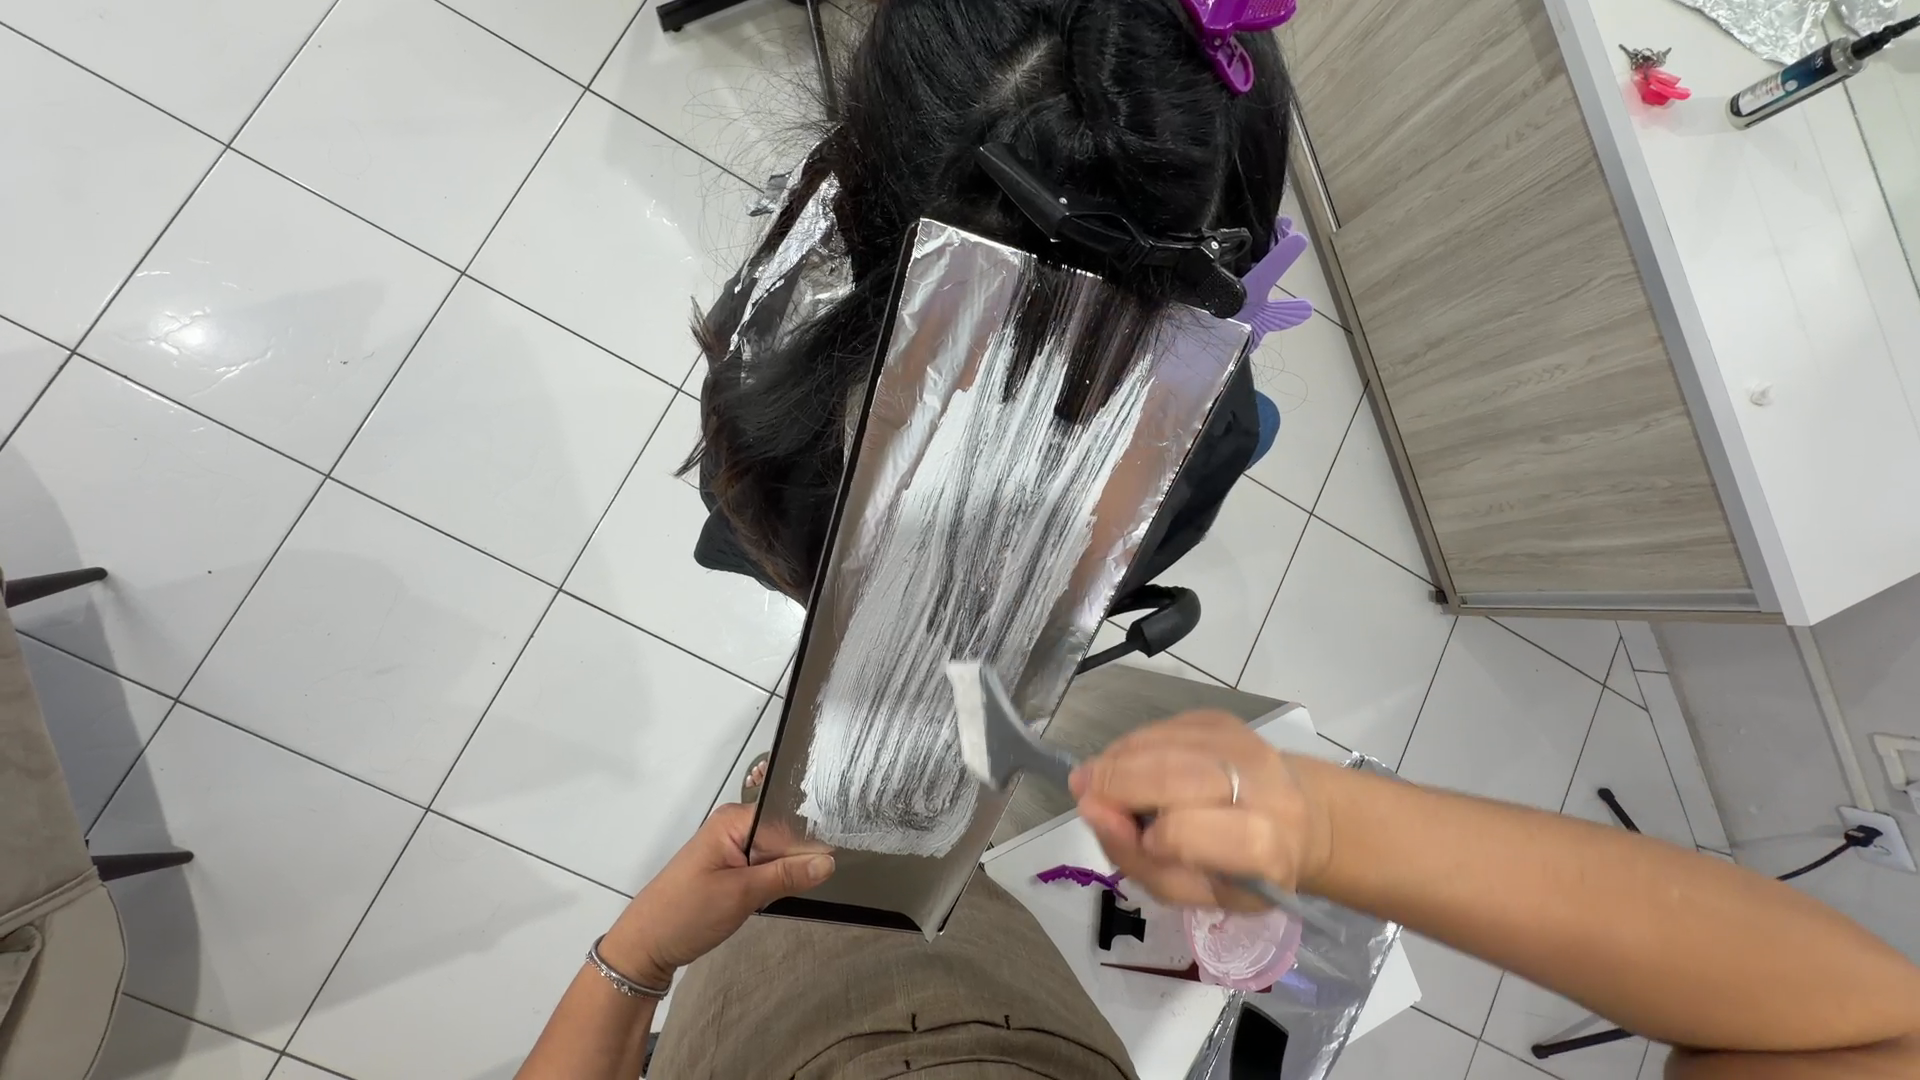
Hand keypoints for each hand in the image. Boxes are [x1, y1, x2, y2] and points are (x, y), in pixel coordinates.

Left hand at [599, 801, 834, 985]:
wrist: (643, 948)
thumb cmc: (687, 914)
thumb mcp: (741, 895)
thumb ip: (787, 875)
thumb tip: (829, 861)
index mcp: (734, 818)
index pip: (788, 819)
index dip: (813, 838)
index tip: (842, 854)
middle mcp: (735, 825)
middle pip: (785, 833)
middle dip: (803, 854)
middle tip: (834, 872)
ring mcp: (732, 846)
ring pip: (776, 852)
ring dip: (790, 869)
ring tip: (819, 880)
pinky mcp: (731, 867)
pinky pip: (765, 864)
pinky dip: (776, 878)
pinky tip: (792, 888)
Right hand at [1070, 710, 1331, 911]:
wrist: (1297, 818)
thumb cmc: (1244, 871)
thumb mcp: (1200, 893)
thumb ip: (1143, 862)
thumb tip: (1092, 810)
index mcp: (1267, 846)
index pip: (1208, 834)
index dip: (1167, 837)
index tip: (1140, 840)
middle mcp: (1259, 785)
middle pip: (1176, 773)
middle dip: (1118, 781)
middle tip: (1082, 790)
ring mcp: (1239, 743)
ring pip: (1161, 742)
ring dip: (1117, 759)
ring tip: (1099, 779)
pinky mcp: (1221, 719)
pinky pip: (1161, 727)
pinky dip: (1131, 746)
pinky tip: (1127, 764)